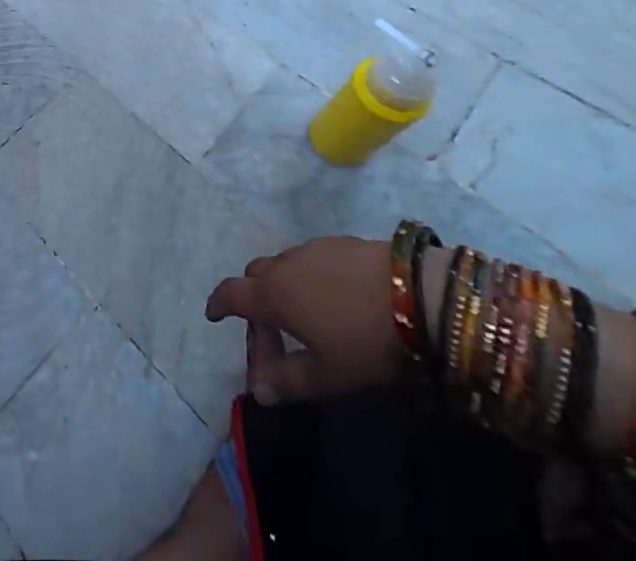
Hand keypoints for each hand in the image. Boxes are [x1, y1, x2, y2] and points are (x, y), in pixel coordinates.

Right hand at [205, 235, 402, 405]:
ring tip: (308, 312)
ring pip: (284, 265)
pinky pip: (312, 258)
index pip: (230, 294)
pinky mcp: (343, 243)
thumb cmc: (366, 340)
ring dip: (285, 285)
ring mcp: (313, 249)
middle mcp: (283, 265)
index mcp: (270, 295)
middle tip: (271, 328)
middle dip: (254, 298)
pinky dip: (311, 275)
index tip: (213, 315)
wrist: (423, 295)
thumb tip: (258, 392)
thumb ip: (289, 382)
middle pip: (254, 275)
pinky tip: (337, 295)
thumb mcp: (329, 374)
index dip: (218, 304)